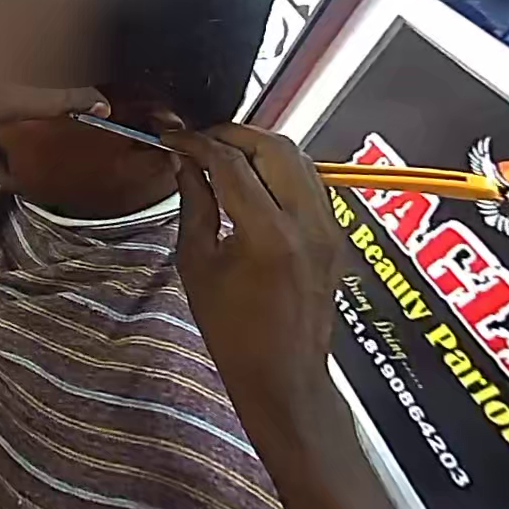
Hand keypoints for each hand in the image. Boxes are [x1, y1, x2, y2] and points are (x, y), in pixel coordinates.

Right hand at [163, 123, 339, 417]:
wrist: (284, 374)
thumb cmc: (232, 329)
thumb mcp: (196, 261)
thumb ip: (194, 202)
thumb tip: (185, 163)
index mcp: (268, 235)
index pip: (231, 163)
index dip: (196, 143)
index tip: (173, 138)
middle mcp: (308, 224)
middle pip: (273, 146)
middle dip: (231, 134)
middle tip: (198, 140)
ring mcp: (329, 227)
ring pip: (297, 157)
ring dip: (255, 146)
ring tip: (220, 153)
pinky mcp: (335, 234)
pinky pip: (308, 179)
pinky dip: (276, 166)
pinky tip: (249, 175)